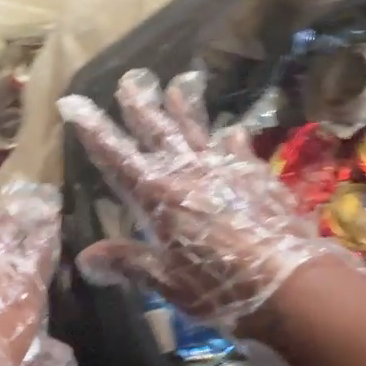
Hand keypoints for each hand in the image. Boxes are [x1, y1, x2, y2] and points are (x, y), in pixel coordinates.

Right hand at [58, 68, 365, 324]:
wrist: (292, 285)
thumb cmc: (220, 286)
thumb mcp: (167, 281)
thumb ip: (128, 263)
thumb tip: (86, 258)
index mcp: (157, 195)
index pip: (115, 156)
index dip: (93, 130)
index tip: (74, 104)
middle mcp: (187, 172)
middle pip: (157, 130)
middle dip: (139, 104)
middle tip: (130, 79)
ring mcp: (224, 170)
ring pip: (197, 130)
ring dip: (184, 109)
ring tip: (177, 85)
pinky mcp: (256, 177)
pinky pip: (238, 149)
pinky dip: (230, 139)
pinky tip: (232, 132)